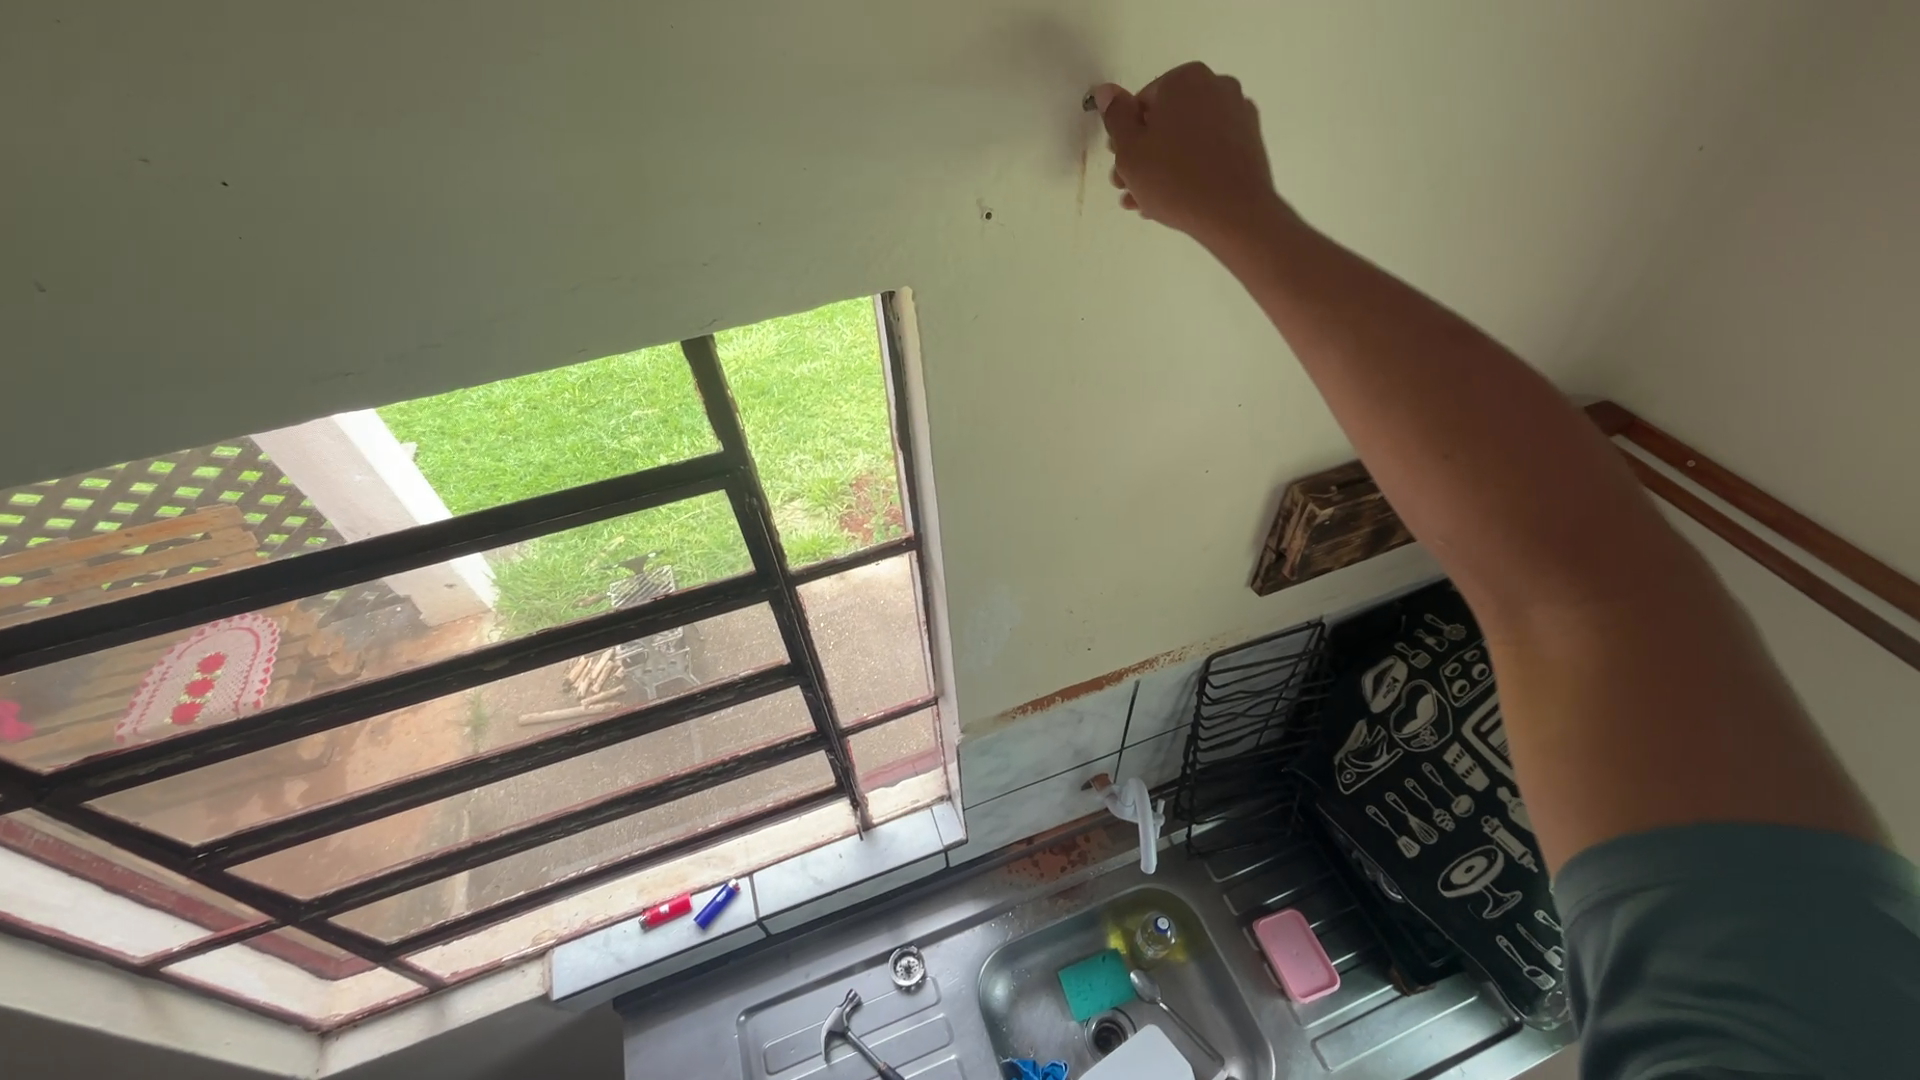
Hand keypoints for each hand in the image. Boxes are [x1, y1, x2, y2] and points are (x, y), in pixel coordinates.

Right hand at [1095, 63, 1293, 247]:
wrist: (1233, 213)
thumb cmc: (1173, 179)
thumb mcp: (1130, 150)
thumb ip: (1115, 116)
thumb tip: (1105, 91)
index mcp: (1184, 79)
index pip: (1141, 104)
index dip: (1126, 137)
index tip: (1121, 165)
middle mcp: (1216, 86)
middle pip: (1166, 122)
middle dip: (1144, 155)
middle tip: (1129, 187)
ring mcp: (1237, 113)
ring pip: (1187, 139)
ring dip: (1163, 167)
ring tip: (1146, 202)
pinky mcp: (1250, 141)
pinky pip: (1209, 151)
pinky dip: (1191, 169)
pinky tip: (1176, 199)